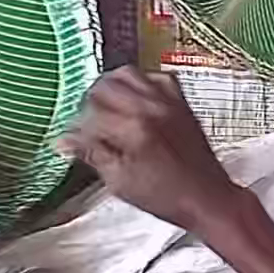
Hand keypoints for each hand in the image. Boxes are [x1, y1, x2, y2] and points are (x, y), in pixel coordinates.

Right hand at [61, 67, 243, 232]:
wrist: (208, 198)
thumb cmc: (168, 197)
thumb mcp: (121, 183)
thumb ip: (93, 156)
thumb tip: (65, 140)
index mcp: (132, 129)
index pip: (88, 115)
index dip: (77, 130)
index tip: (75, 141)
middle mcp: (149, 107)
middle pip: (103, 86)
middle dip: (90, 105)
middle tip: (90, 125)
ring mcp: (168, 101)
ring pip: (127, 74)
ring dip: (111, 88)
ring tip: (109, 110)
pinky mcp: (181, 102)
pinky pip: (155, 76)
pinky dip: (140, 84)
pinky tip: (136, 103)